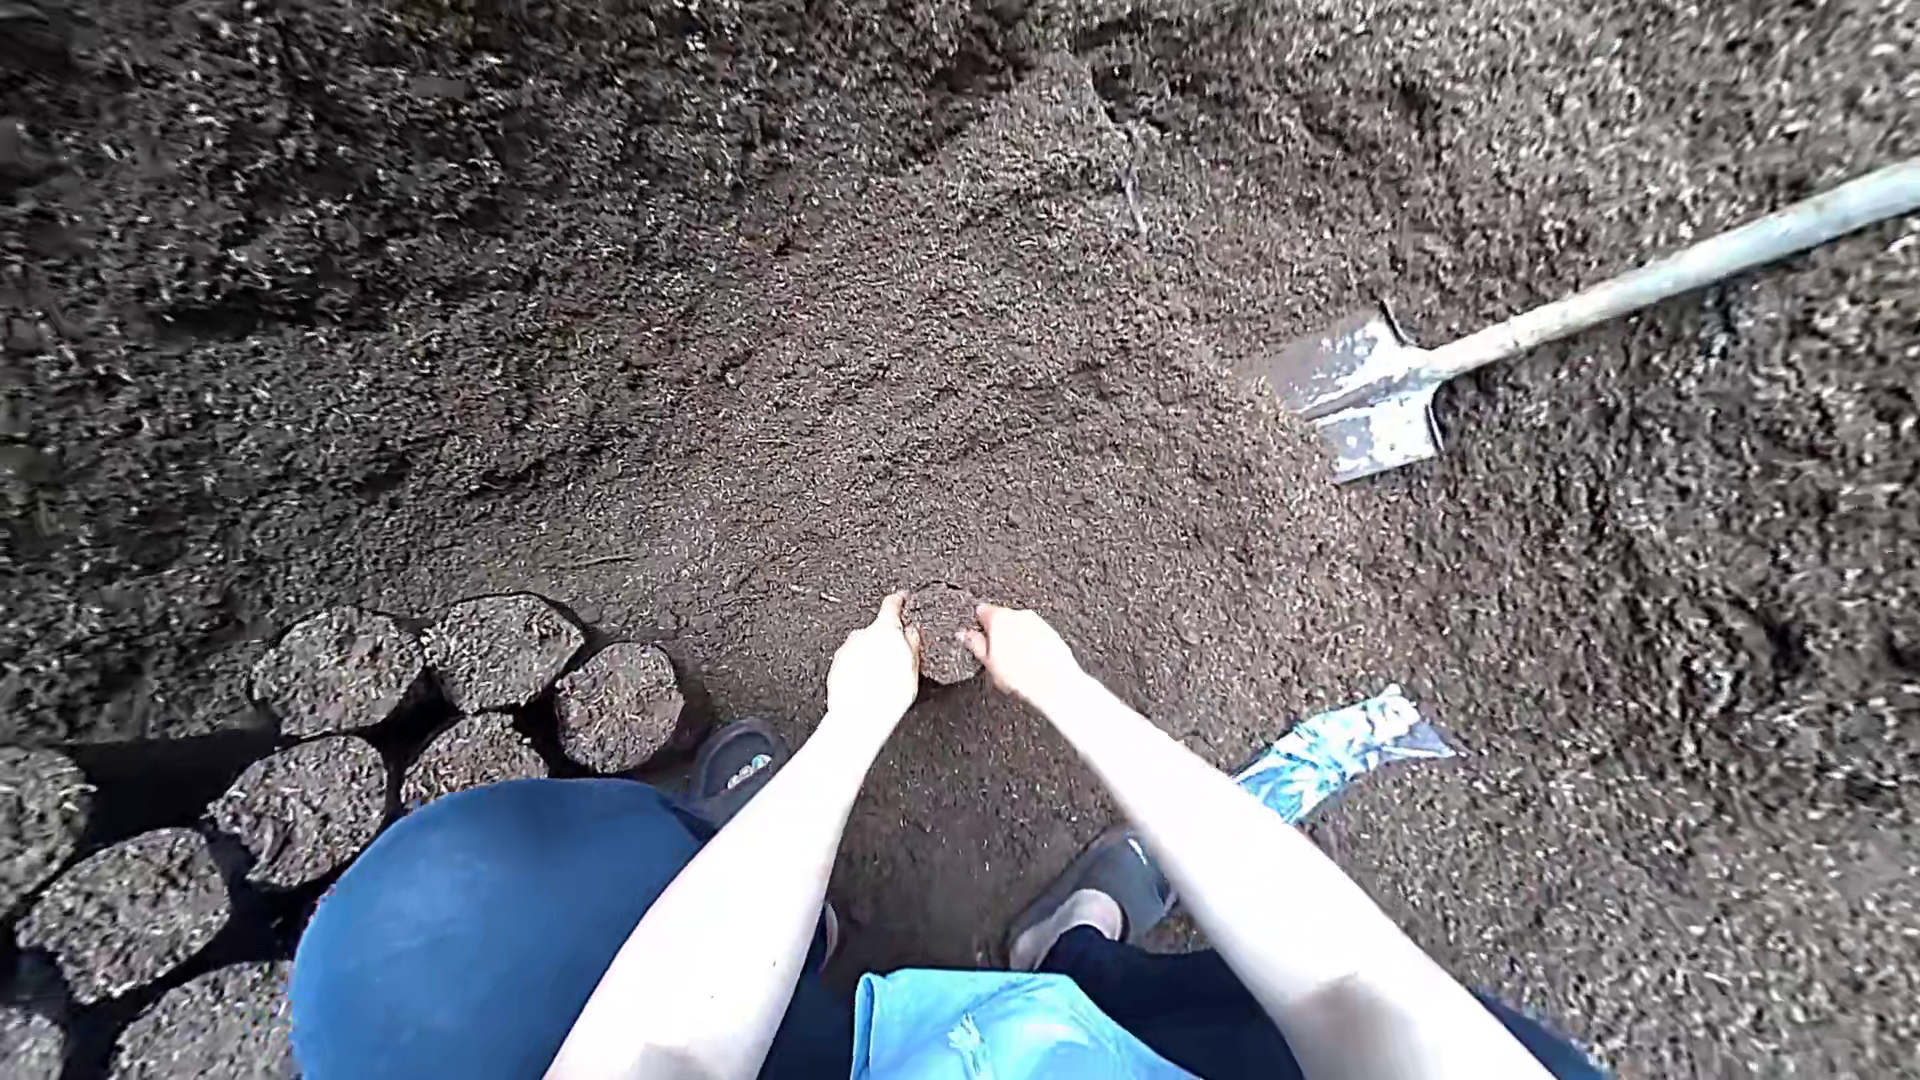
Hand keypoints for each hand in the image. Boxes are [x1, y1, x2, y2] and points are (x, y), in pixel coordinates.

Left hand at [825, 592, 922, 728]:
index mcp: (885, 630)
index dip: (899, 600)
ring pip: (863, 647)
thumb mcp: (913, 667)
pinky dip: (859, 668)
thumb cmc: (888, 696)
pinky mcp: (836, 665)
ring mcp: (847, 649)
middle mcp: (862, 635)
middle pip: (877, 630)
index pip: (892, 605)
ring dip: (871, 657)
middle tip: (897, 661)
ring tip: (881, 680)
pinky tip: (867, 685)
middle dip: (885, 641)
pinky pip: (851, 661)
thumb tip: (912, 631)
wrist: (859, 718)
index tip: (902, 598)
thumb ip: (913, 643)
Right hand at [963, 604, 1086, 708]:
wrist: (1056, 683)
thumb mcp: (988, 663)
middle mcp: (1019, 614)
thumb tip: (965, 634)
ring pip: (1020, 626)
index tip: (978, 638)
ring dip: (1016, 638)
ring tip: (1016, 663)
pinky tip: (1031, 661)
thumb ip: (975, 644)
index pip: (982, 610)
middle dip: (998, 632)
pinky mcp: (1051, 632)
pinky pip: (1035, 634)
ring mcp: (1037, 621)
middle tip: (996, 656)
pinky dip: (1031, 643)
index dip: (978, 625)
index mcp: (999, 618)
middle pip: (1002, 617)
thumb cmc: (1020, 676)